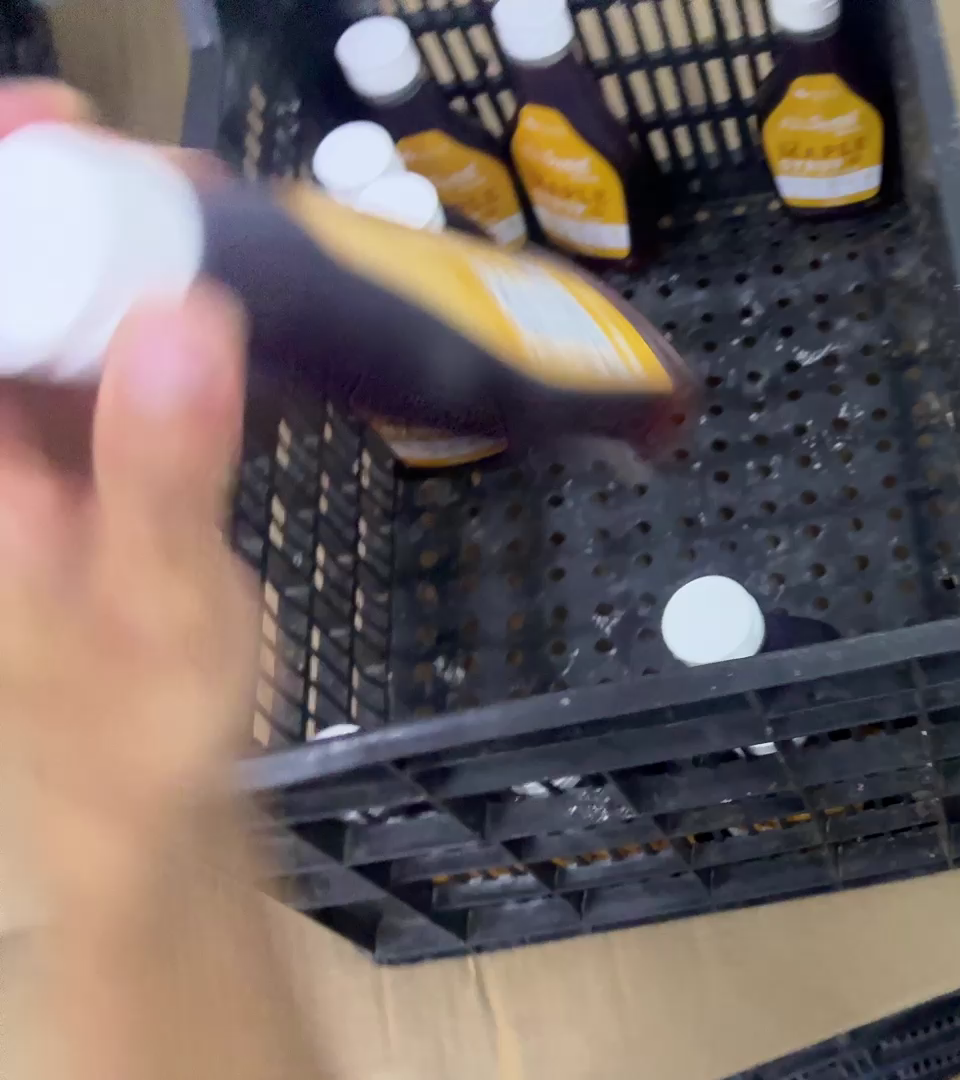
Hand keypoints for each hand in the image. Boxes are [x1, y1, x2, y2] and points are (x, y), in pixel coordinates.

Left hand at [0, 81, 254, 878]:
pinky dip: (144, 327)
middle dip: (51, 211)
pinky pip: (87, 372)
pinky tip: (207, 310)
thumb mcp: (160, 589)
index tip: (61, 130)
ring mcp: (16, 457)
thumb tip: (186, 316)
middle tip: (162, 172)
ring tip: (203, 222)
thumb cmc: (138, 710)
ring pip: (33, 324)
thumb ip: (165, 459)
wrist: (144, 787)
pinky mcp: (74, 472)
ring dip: (104, 261)